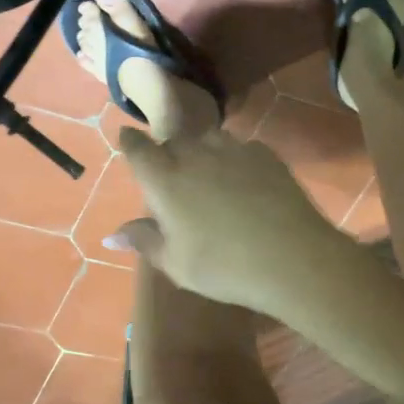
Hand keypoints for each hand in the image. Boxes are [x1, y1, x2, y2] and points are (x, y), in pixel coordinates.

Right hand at [107, 127, 358, 312]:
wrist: (290, 255)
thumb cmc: (223, 266)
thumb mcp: (176, 262)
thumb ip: (145, 240)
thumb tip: (112, 235)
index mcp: (166, 179)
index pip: (138, 148)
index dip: (131, 142)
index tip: (128, 138)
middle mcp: (195, 153)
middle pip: (174, 142)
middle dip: (168, 155)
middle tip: (173, 180)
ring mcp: (232, 147)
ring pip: (207, 141)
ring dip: (202, 154)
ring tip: (209, 181)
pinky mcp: (263, 151)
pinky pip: (238, 149)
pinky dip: (233, 161)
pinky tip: (243, 186)